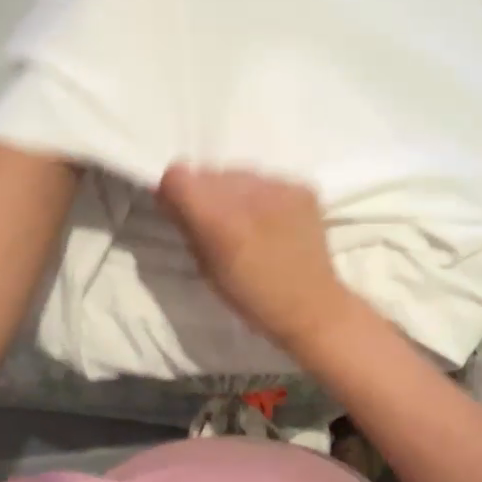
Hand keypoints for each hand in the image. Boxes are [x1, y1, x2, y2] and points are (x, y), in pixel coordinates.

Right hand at [157, 165, 350, 352]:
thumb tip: (169, 198)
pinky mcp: (302, 187)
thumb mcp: (207, 268)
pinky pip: (268, 181)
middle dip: (207, 193)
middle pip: (209, 173)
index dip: (175, 192)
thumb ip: (187, 227)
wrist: (311, 307)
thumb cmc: (252, 298)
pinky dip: (264, 196)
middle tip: (219, 225)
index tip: (182, 212)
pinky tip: (274, 223)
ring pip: (239, 174)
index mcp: (218, 218)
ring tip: (249, 224)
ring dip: (235, 193)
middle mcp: (247, 192)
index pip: (177, 175)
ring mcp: (279, 186)